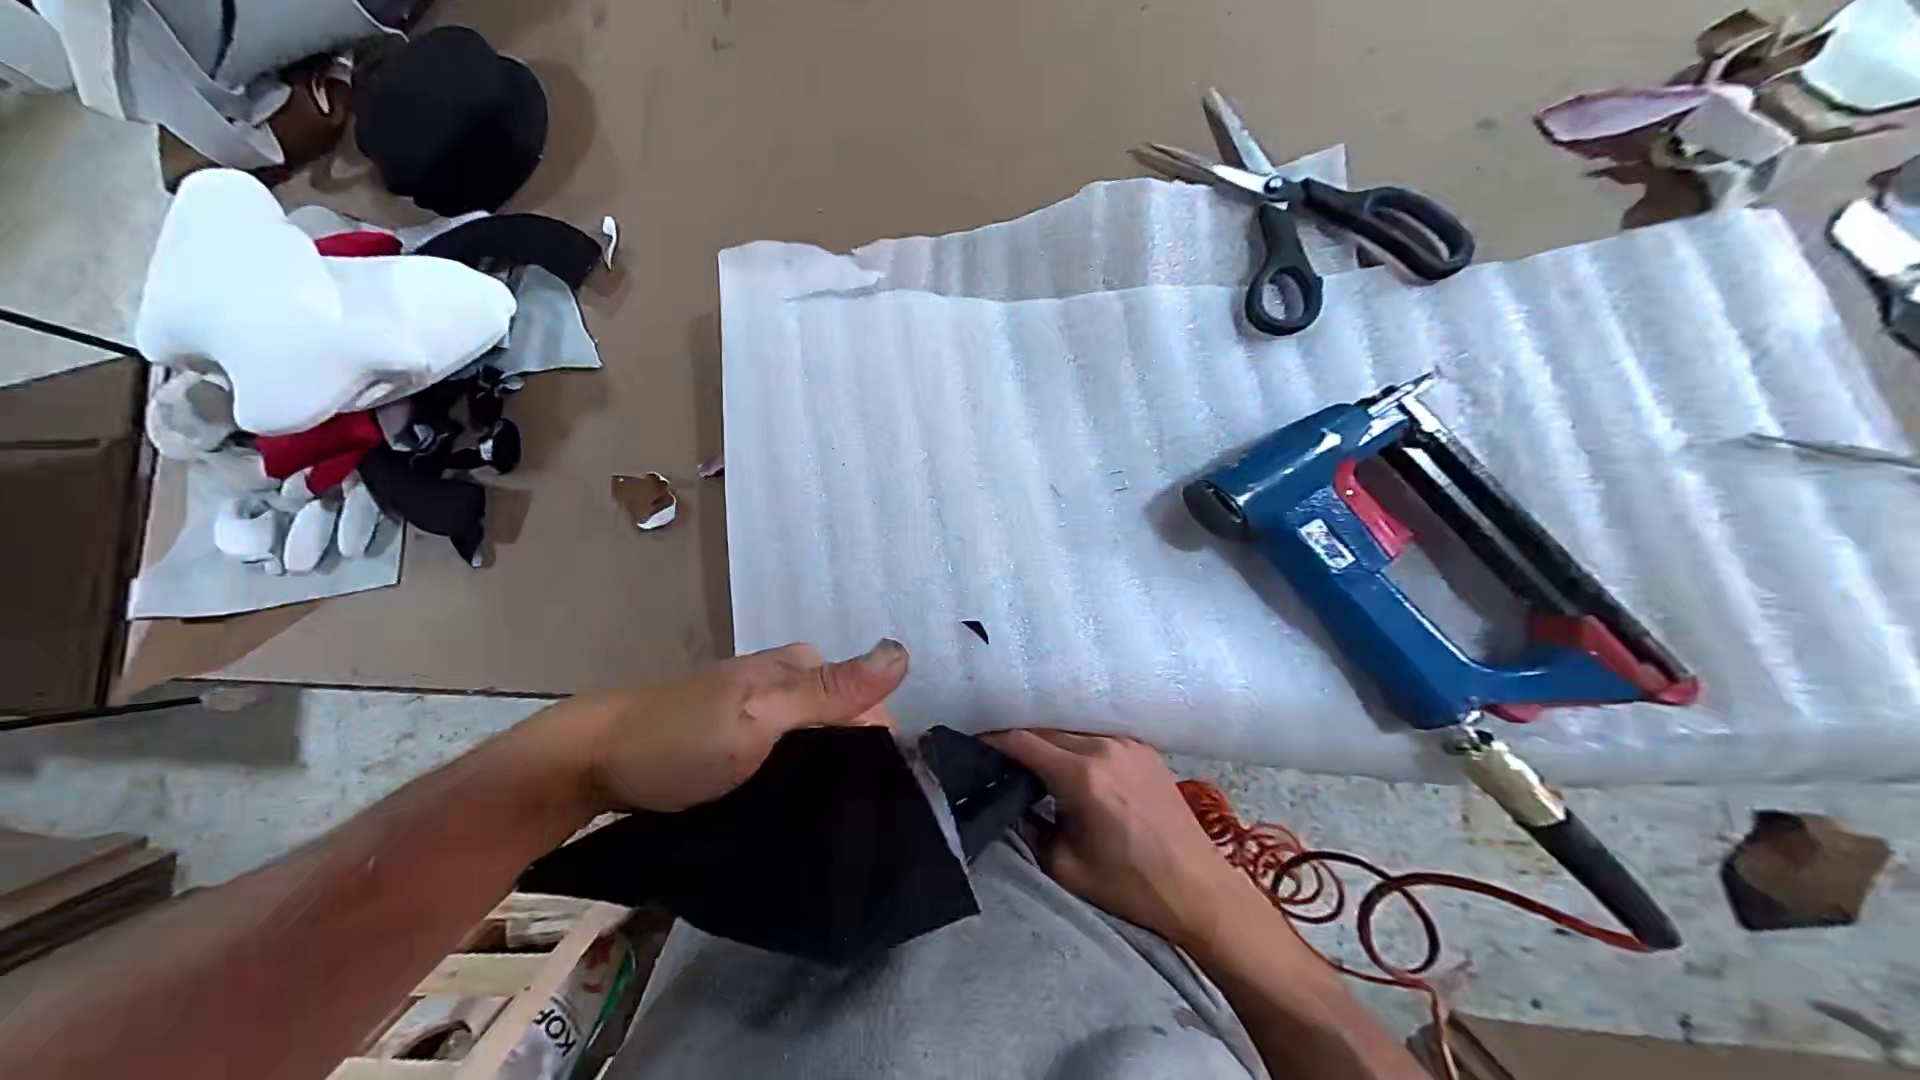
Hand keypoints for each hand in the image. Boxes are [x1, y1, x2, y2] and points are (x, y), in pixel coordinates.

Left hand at [530, 640, 908, 812]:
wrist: (590, 763)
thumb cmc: (679, 739)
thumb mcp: (761, 716)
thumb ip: (830, 692)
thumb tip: (903, 653)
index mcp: (800, 665)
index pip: (868, 705)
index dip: (873, 751)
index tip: (862, 802)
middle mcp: (786, 682)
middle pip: (845, 724)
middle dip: (848, 766)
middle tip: (832, 817)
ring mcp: (761, 711)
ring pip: (817, 743)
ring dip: (822, 776)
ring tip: (816, 822)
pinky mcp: (741, 739)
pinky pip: (789, 756)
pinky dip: (795, 779)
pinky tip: (790, 809)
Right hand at [983, 730, 1264, 947]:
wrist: (1199, 890)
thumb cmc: (1130, 885)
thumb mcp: (1065, 865)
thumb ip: (1030, 827)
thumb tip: (1014, 803)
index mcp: (1082, 776)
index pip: (1023, 741)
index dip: (993, 740)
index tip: (972, 742)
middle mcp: (1105, 748)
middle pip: (1047, 731)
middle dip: (1019, 740)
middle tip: (997, 756)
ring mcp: (1129, 745)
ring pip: (1073, 732)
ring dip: (1050, 743)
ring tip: (1032, 763)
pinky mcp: (1146, 750)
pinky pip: (1099, 738)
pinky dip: (1078, 747)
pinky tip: (1073, 766)